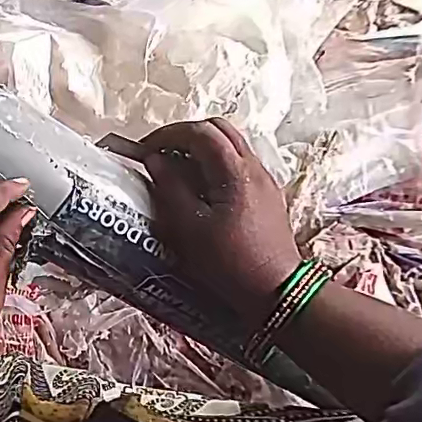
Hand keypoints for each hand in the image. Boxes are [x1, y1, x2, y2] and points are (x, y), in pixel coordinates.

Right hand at [140, 119, 301, 319]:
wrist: (276, 291)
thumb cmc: (228, 261)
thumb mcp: (188, 227)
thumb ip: (170, 187)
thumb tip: (154, 160)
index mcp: (234, 173)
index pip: (200, 132)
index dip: (167, 135)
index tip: (145, 150)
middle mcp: (254, 168)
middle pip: (218, 129)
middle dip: (184, 134)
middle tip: (159, 152)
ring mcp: (264, 180)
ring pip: (230, 144)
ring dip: (199, 147)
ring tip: (174, 168)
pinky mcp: (267, 194)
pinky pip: (237, 162)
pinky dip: (212, 162)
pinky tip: (197, 186)